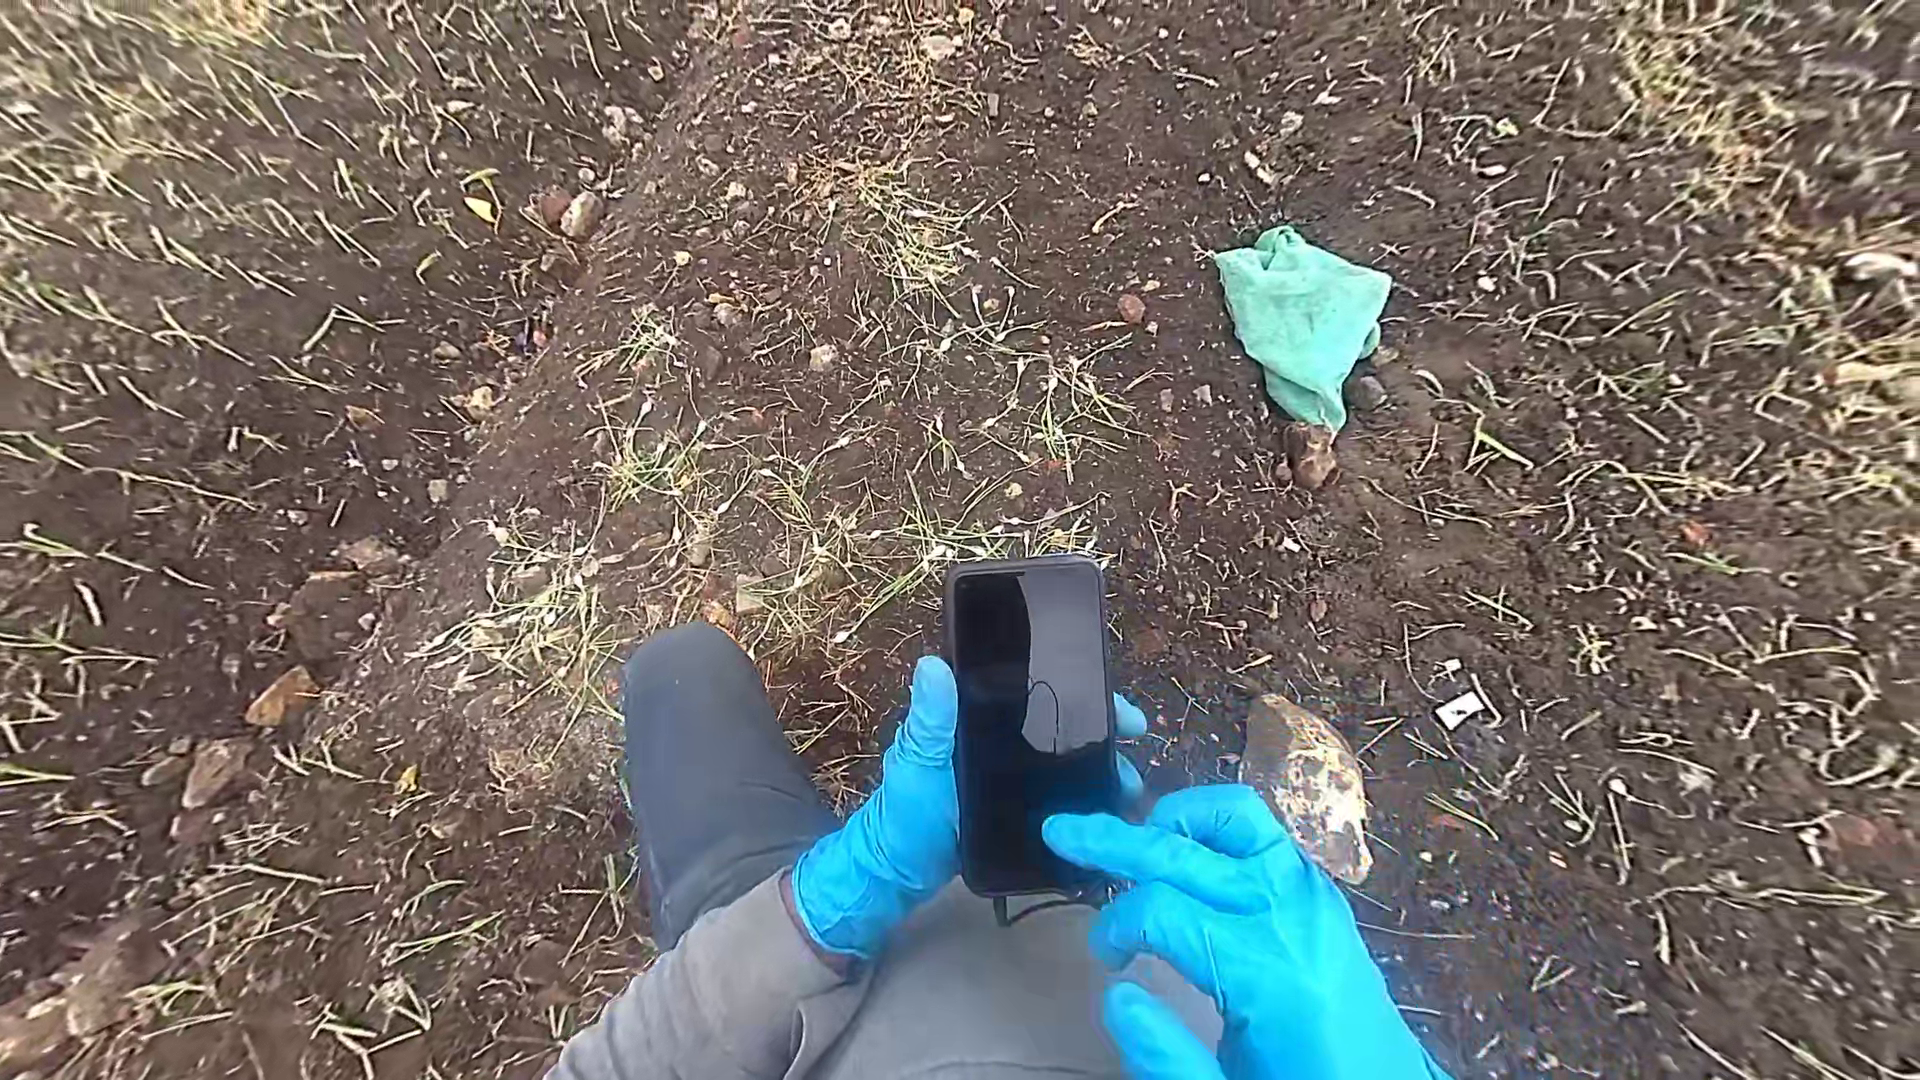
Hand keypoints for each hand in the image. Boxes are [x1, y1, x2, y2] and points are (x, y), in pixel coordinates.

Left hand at [792, 655, 1148, 958]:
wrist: (901, 872)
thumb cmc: (905, 810)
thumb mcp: (917, 760)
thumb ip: (929, 719)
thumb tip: (933, 662)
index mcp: (977, 713)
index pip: (1033, 687)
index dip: (1075, 687)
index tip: (1112, 700)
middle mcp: (1003, 736)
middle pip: (1062, 721)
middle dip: (1101, 726)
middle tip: (1133, 737)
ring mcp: (1015, 773)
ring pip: (1068, 759)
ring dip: (1101, 766)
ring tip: (1130, 786)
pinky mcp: (1023, 808)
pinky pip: (1062, 796)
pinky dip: (1087, 800)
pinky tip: (1113, 811)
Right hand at [1044, 785, 1447, 1079]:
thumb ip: (1170, 1058)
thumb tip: (1113, 990)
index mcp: (1270, 974)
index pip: (1163, 912)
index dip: (1117, 925)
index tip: (1103, 955)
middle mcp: (1289, 912)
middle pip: (1180, 851)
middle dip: (1111, 838)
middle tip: (1060, 831)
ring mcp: (1307, 887)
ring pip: (1225, 812)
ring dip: (1169, 818)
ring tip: (1136, 841)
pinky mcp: (1313, 881)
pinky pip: (1254, 822)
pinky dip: (1209, 819)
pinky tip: (1185, 847)